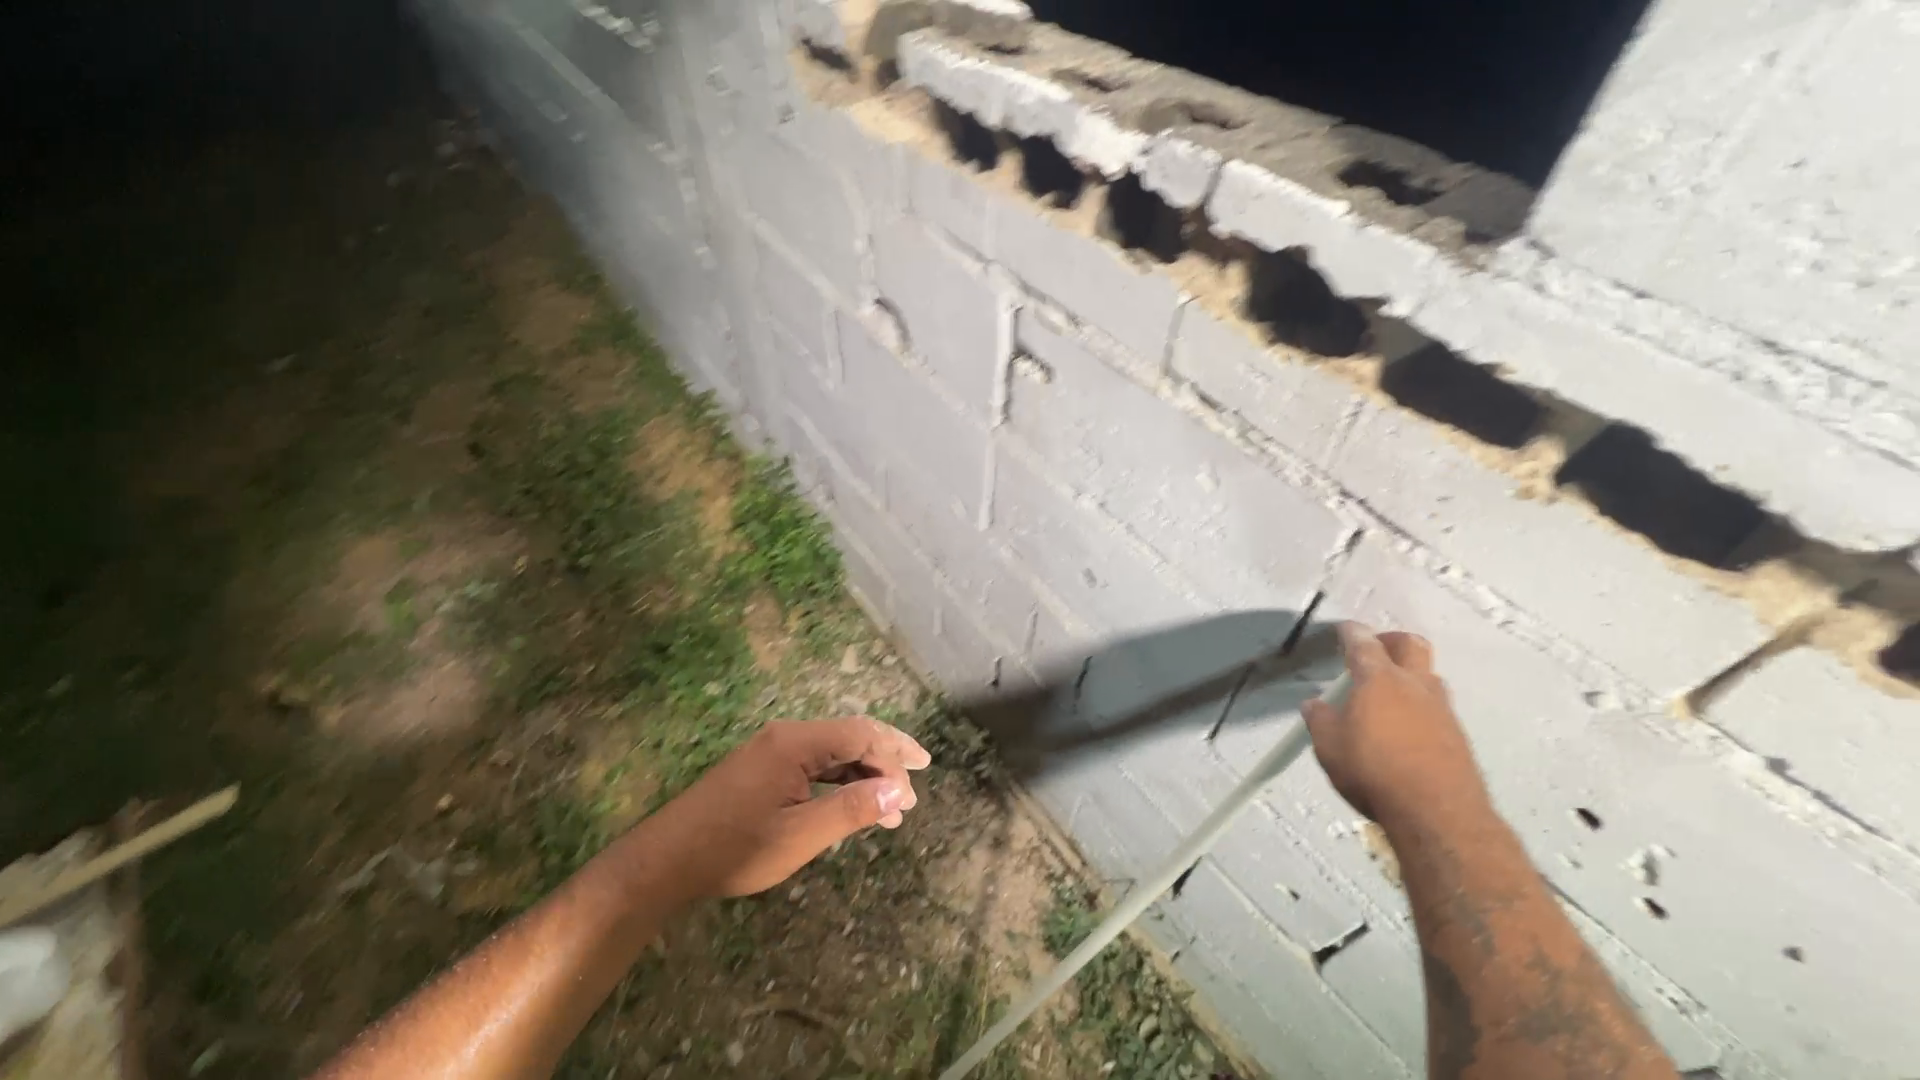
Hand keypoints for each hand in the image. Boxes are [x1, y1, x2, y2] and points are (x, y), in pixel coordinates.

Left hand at [645, 716, 931, 897]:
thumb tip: (897, 791)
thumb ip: (851, 810)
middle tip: (915, 783)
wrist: (665, 862)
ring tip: (889, 808)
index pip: (861, 735)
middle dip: (885, 759)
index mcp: (796, 743)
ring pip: (832, 752)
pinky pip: (813, 765)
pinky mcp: (761, 770)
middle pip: (849, 736)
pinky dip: (838, 782)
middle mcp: (786, 737)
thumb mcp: (800, 836)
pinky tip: (852, 805)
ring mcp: (771, 752)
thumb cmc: (735, 849)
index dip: (895, 756)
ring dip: (863, 775)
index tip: (916, 787)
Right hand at [1302, 622, 1486, 829]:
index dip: (1351, 632)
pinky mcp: (1457, 734)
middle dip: (1391, 640)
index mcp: (1378, 680)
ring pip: (1428, 675)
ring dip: (1409, 675)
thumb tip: (1314, 703)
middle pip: (1410, 644)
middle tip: (1374, 650)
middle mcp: (1414, 685)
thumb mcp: (1329, 747)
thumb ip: (1319, 720)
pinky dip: (1419, 705)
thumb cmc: (1373, 771)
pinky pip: (1436, 706)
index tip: (1344, 629)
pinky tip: (1405, 728)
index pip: (1363, 643)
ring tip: (1388, 694)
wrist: (1438, 813)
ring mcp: (1442, 709)